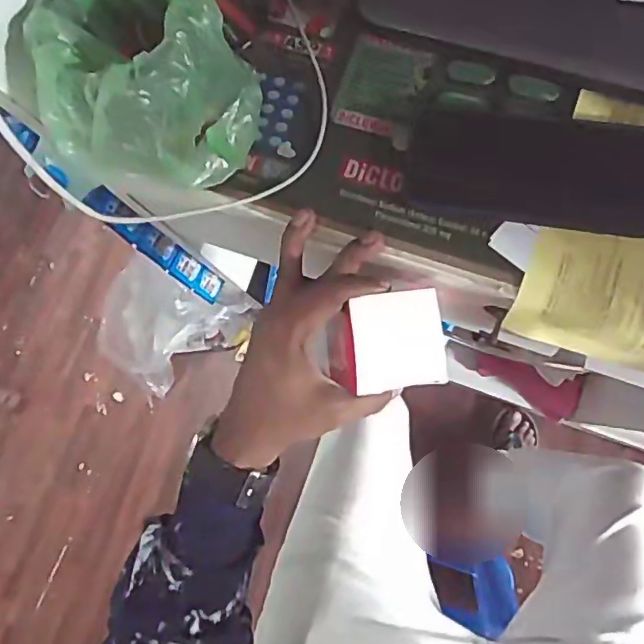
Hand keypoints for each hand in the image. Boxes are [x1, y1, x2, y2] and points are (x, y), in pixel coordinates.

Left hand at [211, 211, 398, 468]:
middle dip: (348, 254)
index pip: (331, 292)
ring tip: (309, 214)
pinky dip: (298, 262)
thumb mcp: (333, 410)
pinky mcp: (274, 320)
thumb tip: (397, 383)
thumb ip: (370, 397)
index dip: (361, 284)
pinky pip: (287, 282)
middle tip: (375, 237)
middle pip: (315, 271)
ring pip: (286, 267)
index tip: (386, 286)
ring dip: (300, 239)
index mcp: (294, 328)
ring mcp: (274, 313)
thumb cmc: (286, 418)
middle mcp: (282, 313)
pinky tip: (310, 253)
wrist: (245, 430)